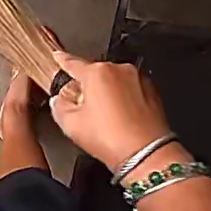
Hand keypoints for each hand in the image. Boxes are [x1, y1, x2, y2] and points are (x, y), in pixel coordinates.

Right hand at [48, 50, 171, 171]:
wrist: (146, 153)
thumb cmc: (113, 139)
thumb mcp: (71, 125)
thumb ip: (59, 106)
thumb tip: (59, 100)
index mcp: (97, 72)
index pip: (73, 62)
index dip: (62, 60)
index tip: (59, 57)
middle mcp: (120, 70)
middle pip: (95, 74)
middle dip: (87, 88)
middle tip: (82, 110)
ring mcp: (138, 80)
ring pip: (114, 82)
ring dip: (107, 95)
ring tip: (104, 121)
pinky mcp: (152, 92)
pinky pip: (130, 91)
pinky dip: (123, 101)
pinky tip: (120, 121)